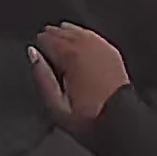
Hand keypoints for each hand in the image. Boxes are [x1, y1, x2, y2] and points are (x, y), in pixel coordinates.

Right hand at [30, 23, 130, 137]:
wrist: (123, 125)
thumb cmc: (89, 119)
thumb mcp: (57, 107)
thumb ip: (41, 77)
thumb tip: (33, 54)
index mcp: (70, 55)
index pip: (46, 38)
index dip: (40, 45)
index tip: (39, 52)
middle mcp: (85, 45)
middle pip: (61, 32)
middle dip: (52, 38)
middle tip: (47, 46)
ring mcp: (100, 46)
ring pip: (76, 30)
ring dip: (66, 34)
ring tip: (60, 42)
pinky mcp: (112, 52)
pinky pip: (92, 35)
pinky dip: (83, 36)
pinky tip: (80, 40)